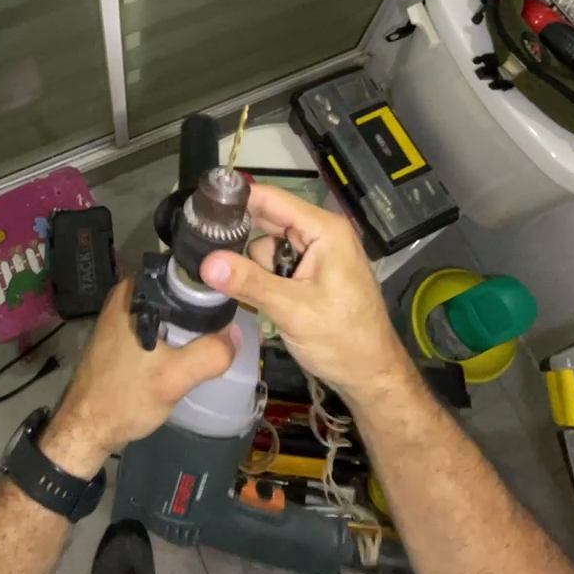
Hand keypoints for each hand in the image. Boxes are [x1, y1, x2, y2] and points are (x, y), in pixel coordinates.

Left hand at [39, 278, 237, 477]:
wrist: (86, 429)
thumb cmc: (124, 398)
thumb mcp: (174, 379)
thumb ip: (210, 354)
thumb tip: (237, 333)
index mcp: (135, 289)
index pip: (186, 273)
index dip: (213, 286)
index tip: (236, 302)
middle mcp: (128, 293)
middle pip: (181, 291)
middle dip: (205, 308)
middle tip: (231, 325)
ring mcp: (125, 312)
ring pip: (173, 309)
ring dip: (192, 324)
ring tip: (218, 337)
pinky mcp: (126, 331)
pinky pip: (162, 322)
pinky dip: (177, 334)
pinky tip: (192, 350)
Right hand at [200, 185, 410, 402]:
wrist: (372, 375)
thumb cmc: (343, 340)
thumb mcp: (293, 310)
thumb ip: (250, 282)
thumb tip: (207, 262)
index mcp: (324, 229)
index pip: (271, 199)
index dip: (236, 199)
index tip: (200, 208)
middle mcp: (320, 233)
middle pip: (266, 220)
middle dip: (241, 238)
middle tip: (207, 254)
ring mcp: (315, 252)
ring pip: (267, 244)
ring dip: (255, 267)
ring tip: (252, 295)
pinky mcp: (310, 271)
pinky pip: (276, 262)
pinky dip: (264, 277)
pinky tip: (260, 298)